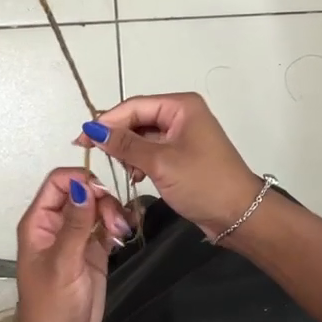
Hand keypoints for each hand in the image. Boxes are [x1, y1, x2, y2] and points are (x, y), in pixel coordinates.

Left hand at [12, 169, 130, 321]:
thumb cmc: (52, 308)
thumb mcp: (63, 265)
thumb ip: (75, 224)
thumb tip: (83, 184)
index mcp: (39, 222)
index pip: (58, 182)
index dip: (80, 180)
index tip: (102, 193)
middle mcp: (57, 224)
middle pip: (82, 191)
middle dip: (102, 199)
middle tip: (116, 222)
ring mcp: (77, 237)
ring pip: (98, 206)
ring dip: (113, 212)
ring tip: (121, 233)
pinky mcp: (94, 251)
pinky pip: (107, 225)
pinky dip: (119, 224)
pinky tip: (126, 234)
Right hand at [75, 93, 261, 241]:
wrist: (241, 216)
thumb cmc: (203, 183)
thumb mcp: (160, 162)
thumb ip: (124, 144)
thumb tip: (92, 129)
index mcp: (180, 106)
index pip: (133, 106)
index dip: (106, 121)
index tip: (81, 140)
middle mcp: (181, 114)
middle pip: (137, 119)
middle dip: (118, 138)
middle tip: (99, 158)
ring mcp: (183, 135)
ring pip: (142, 136)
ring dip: (129, 152)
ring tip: (124, 171)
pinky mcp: (182, 155)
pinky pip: (152, 150)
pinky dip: (140, 162)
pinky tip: (135, 176)